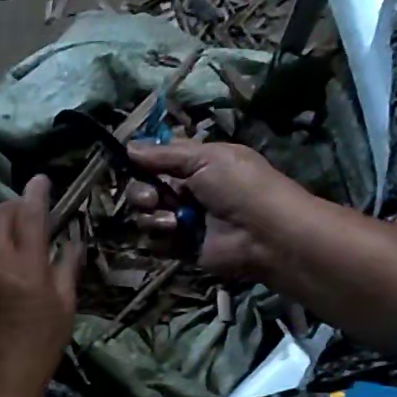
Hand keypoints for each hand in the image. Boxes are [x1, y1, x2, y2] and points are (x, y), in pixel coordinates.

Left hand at [0, 176, 81, 396]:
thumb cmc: (42, 343)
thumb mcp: (65, 305)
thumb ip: (67, 267)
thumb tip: (72, 239)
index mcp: (26, 268)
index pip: (30, 215)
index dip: (37, 192)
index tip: (42, 180)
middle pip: (1, 215)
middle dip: (17, 205)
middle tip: (30, 209)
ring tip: (8, 224)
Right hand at [126, 141, 320, 280]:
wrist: (267, 233)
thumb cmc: (241, 186)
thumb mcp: (207, 158)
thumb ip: (166, 154)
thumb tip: (129, 147)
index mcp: (199, 165)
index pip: (159, 162)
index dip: (143, 163)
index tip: (131, 163)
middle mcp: (190, 192)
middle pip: (146, 191)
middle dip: (141, 193)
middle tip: (152, 198)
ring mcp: (187, 222)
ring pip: (147, 218)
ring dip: (152, 217)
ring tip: (172, 220)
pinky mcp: (186, 249)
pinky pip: (157, 243)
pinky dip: (161, 238)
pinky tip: (177, 234)